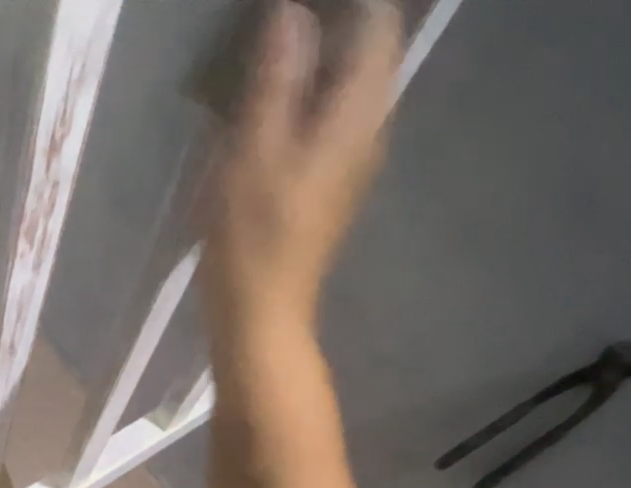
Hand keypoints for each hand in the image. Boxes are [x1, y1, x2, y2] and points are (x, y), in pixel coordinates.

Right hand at [207, 0, 402, 337]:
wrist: (262, 313)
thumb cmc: (253, 237)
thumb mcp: (254, 152)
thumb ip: (276, 80)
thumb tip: (292, 11)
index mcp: (357, 115)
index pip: (377, 26)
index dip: (349, 2)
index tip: (299, 4)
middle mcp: (369, 129)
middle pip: (369, 52)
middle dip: (335, 23)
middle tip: (280, 23)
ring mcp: (353, 159)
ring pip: (350, 85)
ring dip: (319, 58)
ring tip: (273, 47)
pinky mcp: (331, 182)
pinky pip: (332, 116)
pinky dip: (310, 94)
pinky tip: (273, 100)